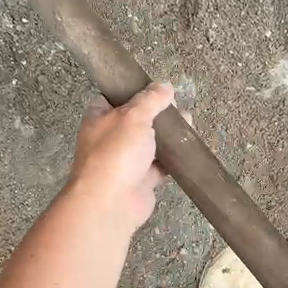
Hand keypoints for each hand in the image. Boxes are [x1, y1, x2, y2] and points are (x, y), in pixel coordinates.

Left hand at [65, 82, 173, 229]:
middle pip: (137, 121)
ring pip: (150, 144)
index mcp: (99, 118)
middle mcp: (110, 138)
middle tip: (178, 109)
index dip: (135, 92)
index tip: (156, 89)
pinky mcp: (140, 180)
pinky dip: (172, 160)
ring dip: (168, 137)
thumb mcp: (135, 116)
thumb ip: (151, 99)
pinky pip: (159, 167)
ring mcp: (125, 161)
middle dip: (158, 115)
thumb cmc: (116, 154)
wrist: (111, 202)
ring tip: (188, 126)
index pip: (115, 98)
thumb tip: (165, 86)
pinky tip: (186, 151)